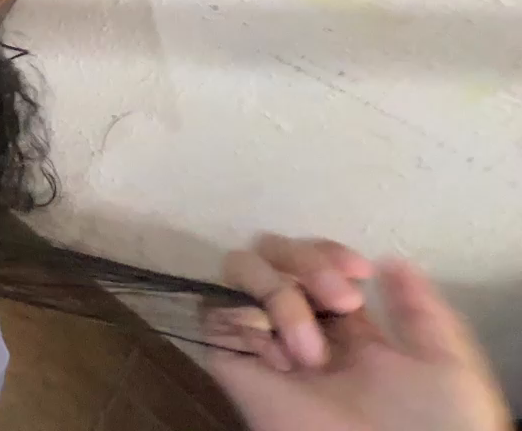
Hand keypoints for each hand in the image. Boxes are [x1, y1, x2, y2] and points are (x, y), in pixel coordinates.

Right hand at [204, 235, 510, 430]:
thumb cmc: (426, 426)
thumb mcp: (446, 370)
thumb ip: (424, 313)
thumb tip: (392, 257)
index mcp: (339, 318)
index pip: (310, 257)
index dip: (325, 251)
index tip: (357, 271)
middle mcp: (292, 314)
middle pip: (266, 249)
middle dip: (301, 262)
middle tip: (338, 301)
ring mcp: (255, 329)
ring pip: (237, 267)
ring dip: (279, 297)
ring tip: (311, 351)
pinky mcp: (224, 348)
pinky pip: (215, 309)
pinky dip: (249, 325)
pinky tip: (280, 361)